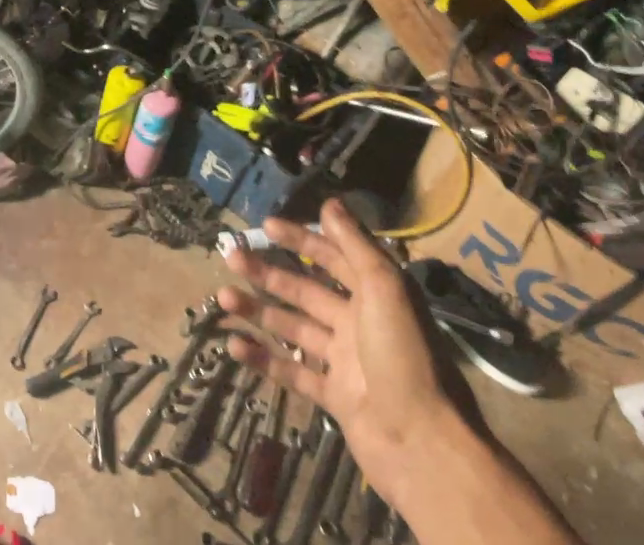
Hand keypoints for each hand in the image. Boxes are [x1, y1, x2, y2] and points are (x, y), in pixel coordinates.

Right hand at [219, 199, 460, 503]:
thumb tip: (330, 203)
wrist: (420, 441)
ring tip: (222, 297)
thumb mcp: (386, 290)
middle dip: (268, 273)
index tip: (265, 227)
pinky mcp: (332, 396)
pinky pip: (291, 372)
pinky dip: (262, 358)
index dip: (302, 240)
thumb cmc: (403, 356)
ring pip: (292, 328)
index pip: (334, 258)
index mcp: (377, 298)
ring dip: (257, 311)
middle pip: (305, 291)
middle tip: (231, 257)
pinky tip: (234, 345)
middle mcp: (360, 324)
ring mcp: (344, 362)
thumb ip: (356, 246)